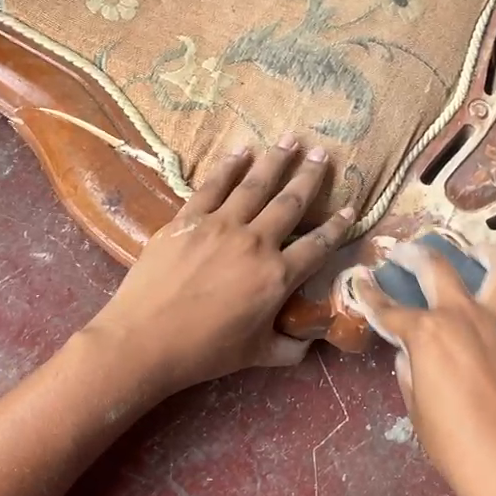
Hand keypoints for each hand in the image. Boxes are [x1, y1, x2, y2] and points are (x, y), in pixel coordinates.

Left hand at [84, 135, 353, 394]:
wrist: (144, 341)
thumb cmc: (203, 352)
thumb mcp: (256, 356)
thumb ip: (289, 348)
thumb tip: (309, 344)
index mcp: (276, 277)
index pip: (317, 245)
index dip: (338, 226)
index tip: (351, 207)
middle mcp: (255, 243)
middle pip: (290, 203)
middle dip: (310, 177)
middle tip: (323, 154)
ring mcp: (220, 226)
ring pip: (255, 185)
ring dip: (276, 160)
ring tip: (291, 139)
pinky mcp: (187, 220)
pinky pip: (213, 186)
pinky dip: (229, 166)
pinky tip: (241, 150)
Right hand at [350, 243, 495, 495]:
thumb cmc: (459, 449)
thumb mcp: (418, 413)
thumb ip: (410, 373)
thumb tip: (411, 354)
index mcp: (429, 334)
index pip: (388, 308)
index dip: (368, 294)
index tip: (359, 278)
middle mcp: (466, 315)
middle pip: (438, 267)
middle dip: (414, 253)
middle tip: (404, 251)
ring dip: (487, 254)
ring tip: (480, 253)